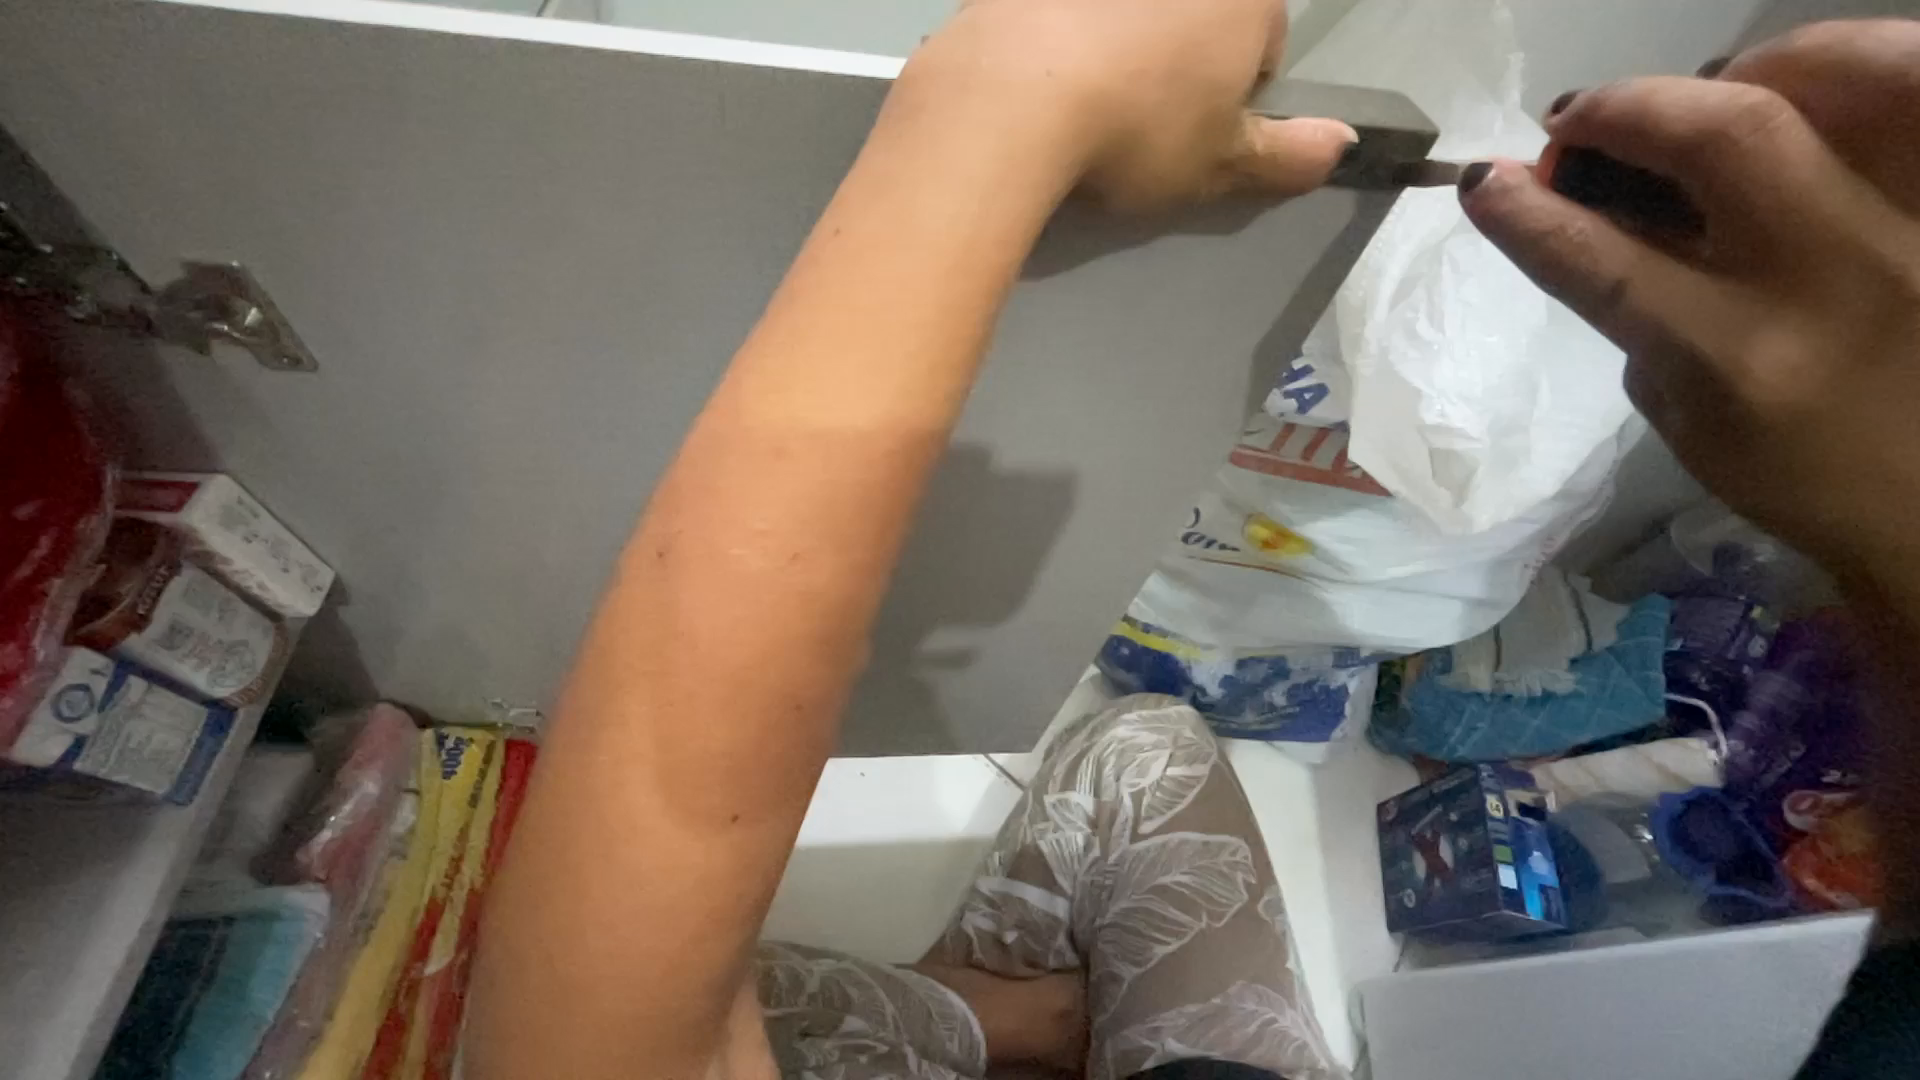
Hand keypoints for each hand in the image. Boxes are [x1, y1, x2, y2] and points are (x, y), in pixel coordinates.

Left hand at [886, 0, 1357, 211]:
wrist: (1015, 97)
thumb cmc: (1137, 131)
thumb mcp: (1217, 162)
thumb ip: (1282, 154)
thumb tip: (1345, 145)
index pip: (1263, 44)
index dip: (1235, 98)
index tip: (1194, 139)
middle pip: (1199, 20)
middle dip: (1182, 66)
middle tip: (1139, 126)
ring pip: (1133, 15)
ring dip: (1123, 47)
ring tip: (1085, 106)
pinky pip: (1067, 15)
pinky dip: (1061, 38)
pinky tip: (1039, 85)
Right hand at [1457, 20, 1919, 581]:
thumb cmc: (1798, 472)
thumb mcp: (1686, 415)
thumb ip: (1642, 319)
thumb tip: (1606, 227)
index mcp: (1735, 355)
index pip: (1601, 262)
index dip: (1528, 214)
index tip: (1483, 180)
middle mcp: (1839, 273)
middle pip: (1729, 136)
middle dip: (1627, 110)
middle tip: (1579, 122)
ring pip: (1862, 73)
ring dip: (1752, 72)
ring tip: (1709, 99)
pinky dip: (1859, 72)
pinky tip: (1811, 101)